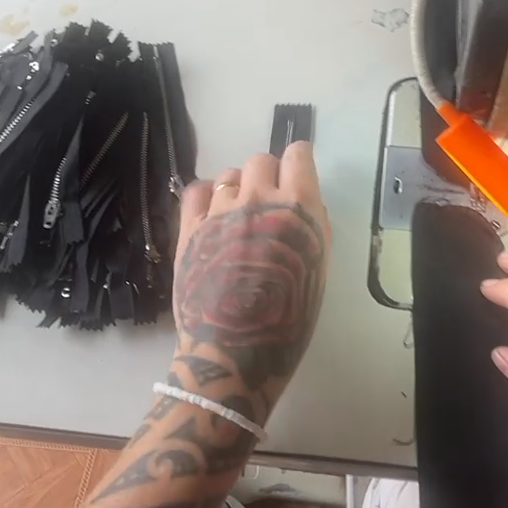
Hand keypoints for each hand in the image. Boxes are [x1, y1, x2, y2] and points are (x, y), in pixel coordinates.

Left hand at [166, 142, 329, 426]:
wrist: (233, 353)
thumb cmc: (287, 319)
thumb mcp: (319, 270)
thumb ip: (313, 227)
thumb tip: (303, 204)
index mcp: (298, 207)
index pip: (298, 154)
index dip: (299, 162)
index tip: (297, 176)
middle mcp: (258, 198)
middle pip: (262, 161)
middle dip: (268, 177)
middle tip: (268, 206)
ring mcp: (219, 210)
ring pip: (229, 175)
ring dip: (237, 188)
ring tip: (237, 217)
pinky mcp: (189, 226)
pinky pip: (196, 190)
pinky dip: (206, 196)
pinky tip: (211, 216)